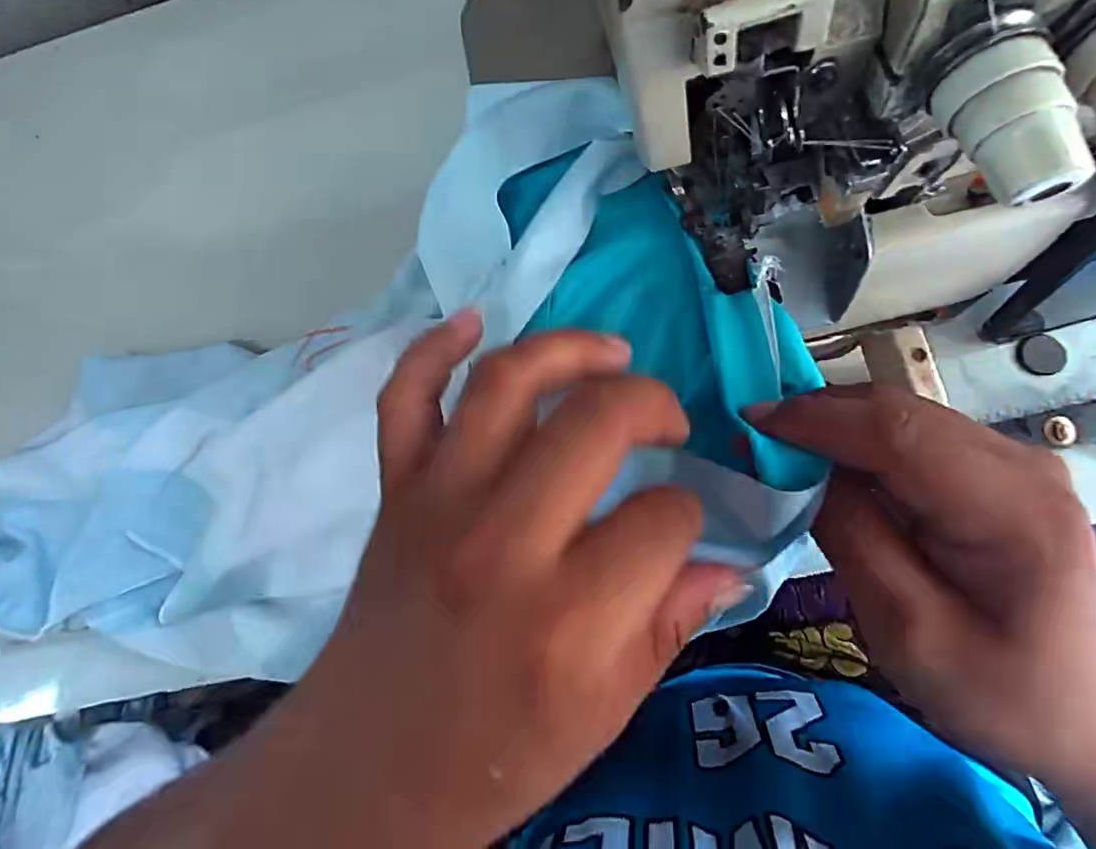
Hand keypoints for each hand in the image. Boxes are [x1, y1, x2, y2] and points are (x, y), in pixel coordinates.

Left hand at [239, 313, 745, 847]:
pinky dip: (432, 349)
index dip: (688, 514)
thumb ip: (673, 622)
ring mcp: (439, 504)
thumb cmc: (499, 753)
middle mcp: (502, 542)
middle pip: (597, 422)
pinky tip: (472, 322)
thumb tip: (729, 562)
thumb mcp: (609, 709)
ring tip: (613, 354)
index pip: (666, 516)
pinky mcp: (396, 492)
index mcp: (570, 615)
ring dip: (569, 349)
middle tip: (667, 422)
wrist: (365, 774)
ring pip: (506, 383)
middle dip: (652, 404)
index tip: (678, 528)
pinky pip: (405, 399)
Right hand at [750, 383, 1095, 779]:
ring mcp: (1016, 458)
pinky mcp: (998, 464)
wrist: (1076, 714)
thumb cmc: (996, 693)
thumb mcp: (907, 630)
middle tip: (755, 432)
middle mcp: (1024, 465)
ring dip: (837, 421)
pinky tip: (828, 455)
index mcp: (1015, 511)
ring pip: (905, 413)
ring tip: (780, 441)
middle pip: (902, 412)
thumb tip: (801, 464)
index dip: (819, 420)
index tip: (753, 422)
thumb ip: (853, 536)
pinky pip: (916, 432)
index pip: (901, 435)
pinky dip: (862, 436)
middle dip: (820, 414)